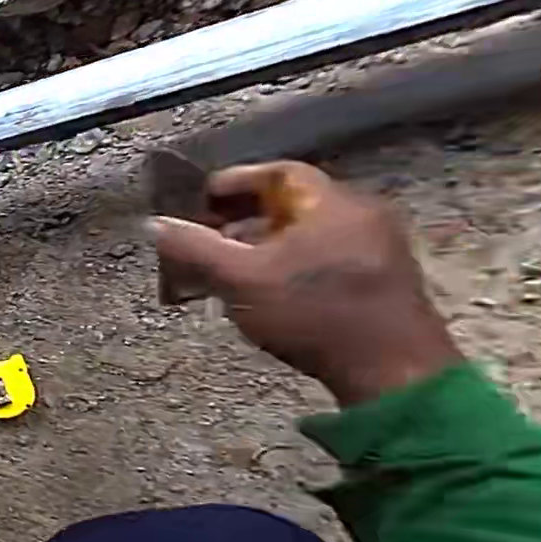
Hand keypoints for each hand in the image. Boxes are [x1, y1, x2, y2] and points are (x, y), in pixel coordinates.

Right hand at [151, 161, 461, 405]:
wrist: (387, 369)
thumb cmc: (310, 313)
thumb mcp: (236, 277)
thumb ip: (191, 246)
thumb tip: (153, 223)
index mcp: (332, 206)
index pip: (275, 172)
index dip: (228, 183)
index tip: (190, 205)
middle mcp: (357, 216)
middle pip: (282, 201)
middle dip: (230, 218)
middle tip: (192, 238)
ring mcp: (367, 246)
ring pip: (293, 230)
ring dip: (245, 243)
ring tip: (210, 267)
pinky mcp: (368, 274)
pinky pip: (309, 252)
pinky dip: (270, 260)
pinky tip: (245, 286)